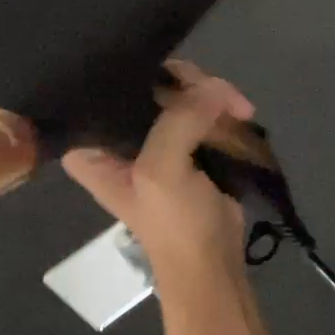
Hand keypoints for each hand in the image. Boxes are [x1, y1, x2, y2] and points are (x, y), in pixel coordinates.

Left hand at [62, 62, 256, 280]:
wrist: (211, 260)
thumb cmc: (174, 223)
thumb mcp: (163, 172)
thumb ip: (180, 122)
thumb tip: (216, 88)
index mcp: (92, 143)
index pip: (112, 87)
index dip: (149, 75)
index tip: (188, 84)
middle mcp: (118, 137)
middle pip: (153, 85)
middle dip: (194, 87)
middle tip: (227, 99)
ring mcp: (155, 140)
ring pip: (183, 95)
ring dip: (216, 97)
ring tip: (242, 112)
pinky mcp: (187, 146)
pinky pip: (203, 111)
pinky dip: (223, 109)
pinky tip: (242, 115)